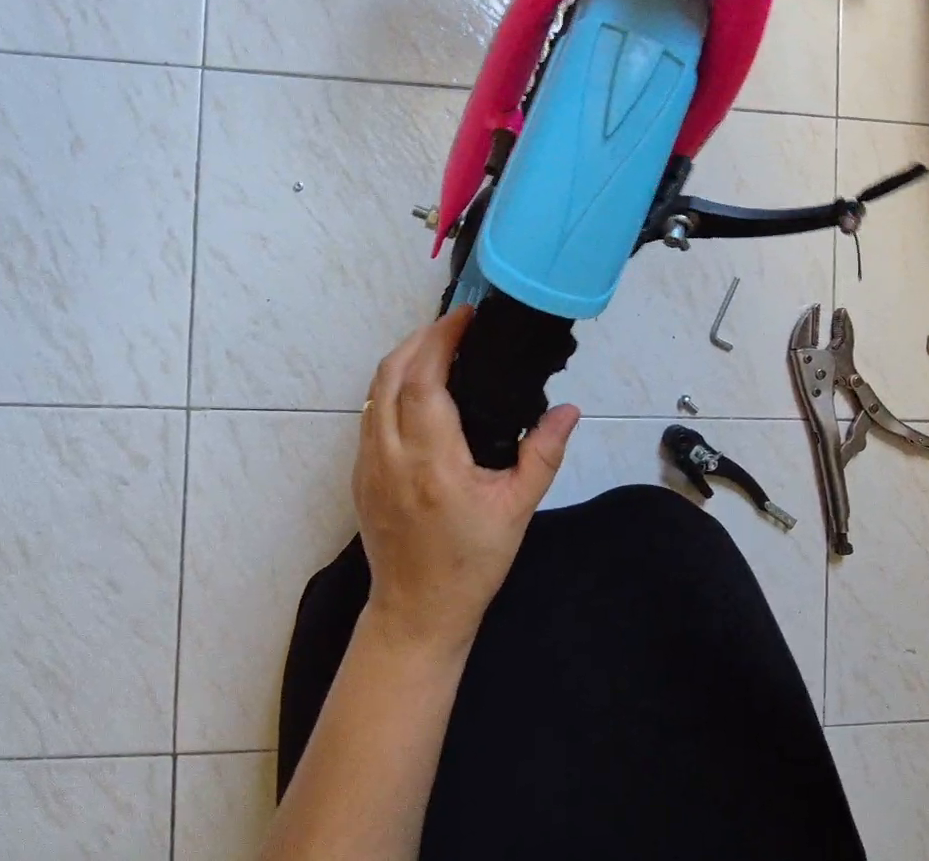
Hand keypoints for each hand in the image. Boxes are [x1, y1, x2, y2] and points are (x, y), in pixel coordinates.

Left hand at [353, 307, 581, 654]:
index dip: (440, 340)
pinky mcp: (359, 476)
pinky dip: (390, 389)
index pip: (424, 380)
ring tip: (439, 349)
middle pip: (390, 374)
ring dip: (402, 361)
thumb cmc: (472, 563)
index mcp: (432, 461)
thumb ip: (543, 454)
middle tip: (454, 327)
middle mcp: (390, 455)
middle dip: (419, 340)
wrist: (418, 611)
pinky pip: (369, 416)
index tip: (465, 318)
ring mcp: (367, 465)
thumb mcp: (517, 509)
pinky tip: (419, 391)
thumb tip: (569, 410)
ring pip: (374, 393)